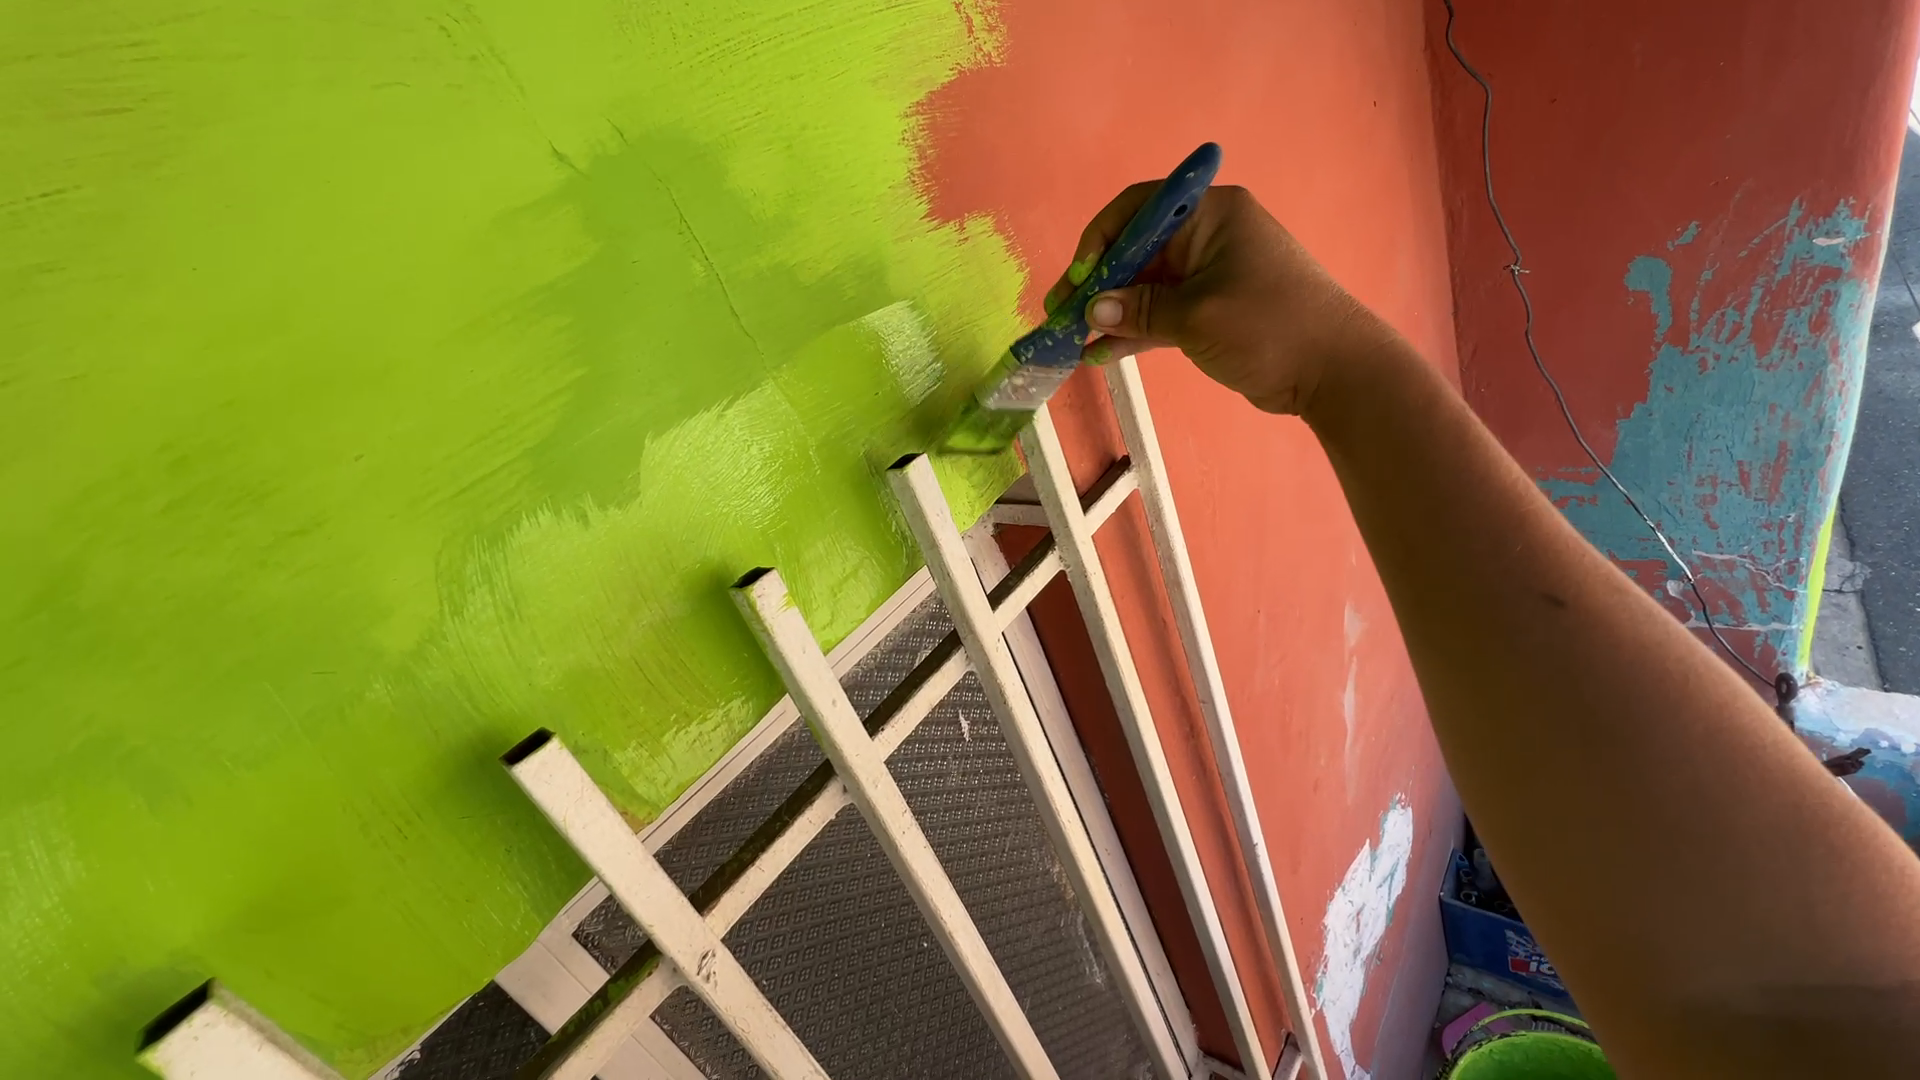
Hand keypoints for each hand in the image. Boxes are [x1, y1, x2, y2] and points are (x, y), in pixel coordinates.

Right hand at [1041, 184, 1395, 416]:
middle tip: (1061, 315)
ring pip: (1144, 288)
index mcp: (1208, 215)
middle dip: (1097, 284)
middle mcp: (1205, 237)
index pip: (1139, 210)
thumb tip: (1091, 310)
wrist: (1332, 370)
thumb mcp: (1196, 316)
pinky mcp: (1209, 311)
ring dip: (1109, 313)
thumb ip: (1139, 311)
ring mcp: (1207, 276)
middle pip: (1136, 251)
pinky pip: (1160, 315)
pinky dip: (1133, 332)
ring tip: (1070, 340)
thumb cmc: (1267, 327)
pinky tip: (1100, 354)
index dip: (1100, 240)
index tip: (1078, 280)